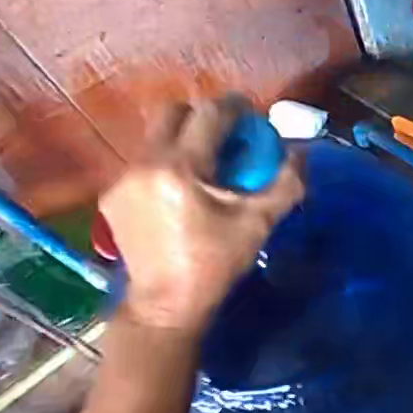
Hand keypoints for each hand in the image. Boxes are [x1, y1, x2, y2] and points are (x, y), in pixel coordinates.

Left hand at [98, 98, 303, 334]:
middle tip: (225, 136)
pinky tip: (181, 190)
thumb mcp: (259, 224)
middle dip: (202, 116)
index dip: (234, 107)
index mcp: (181, 168)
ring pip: (156, 138)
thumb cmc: (215, 264)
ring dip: (183, 141)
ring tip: (205, 165)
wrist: (166, 304)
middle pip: (172, 113)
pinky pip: (143, 163)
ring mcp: (122, 179)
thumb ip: (285, 183)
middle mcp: (145, 163)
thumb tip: (300, 153)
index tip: (250, 114)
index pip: (209, 114)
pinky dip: (166, 165)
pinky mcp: (112, 196)